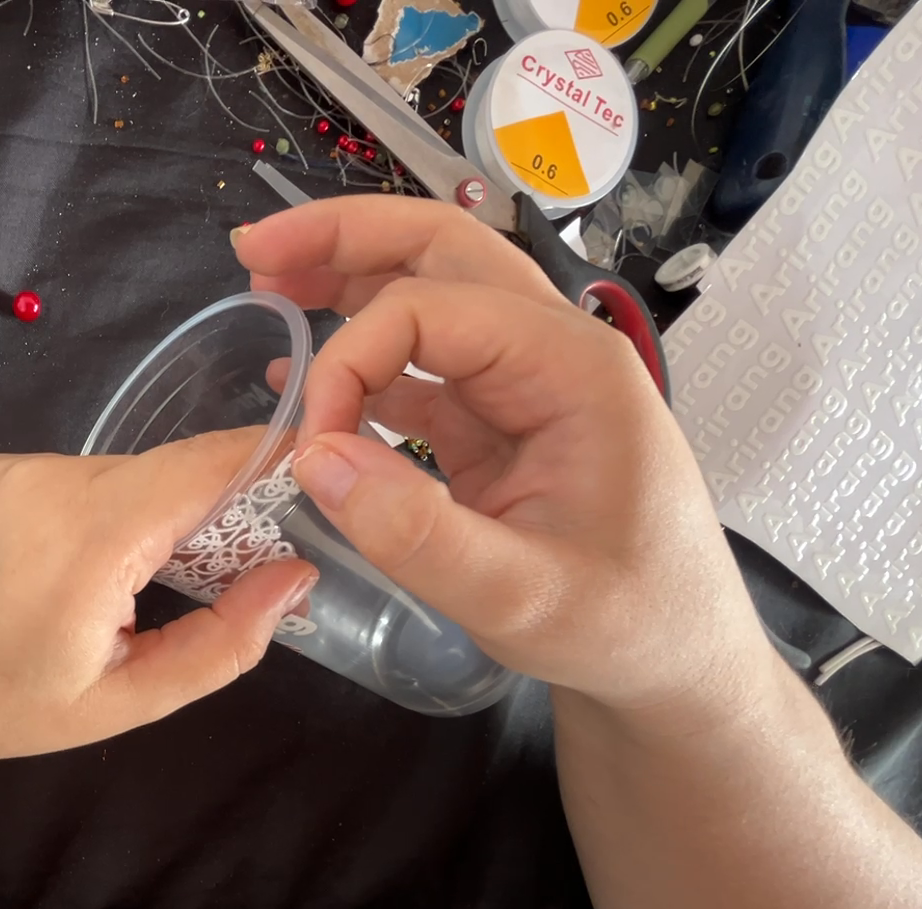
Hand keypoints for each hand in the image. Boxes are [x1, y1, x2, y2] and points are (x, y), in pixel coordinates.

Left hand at [0, 429, 317, 775]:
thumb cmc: (15, 707)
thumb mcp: (131, 700)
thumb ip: (224, 643)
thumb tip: (295, 577)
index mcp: (90, 544)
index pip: (200, 467)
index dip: (261, 459)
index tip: (305, 471)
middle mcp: (50, 483)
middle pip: (163, 471)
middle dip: (201, 508)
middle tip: (207, 568)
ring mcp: (12, 467)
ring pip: (119, 472)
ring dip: (142, 511)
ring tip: (119, 579)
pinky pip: (72, 474)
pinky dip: (94, 506)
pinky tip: (63, 559)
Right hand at [234, 196, 769, 710]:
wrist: (669, 656)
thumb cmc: (620, 624)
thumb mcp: (519, 597)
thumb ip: (418, 533)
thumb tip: (313, 459)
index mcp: (568, 369)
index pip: (430, 312)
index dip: (347, 365)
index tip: (310, 448)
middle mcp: (547, 352)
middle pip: (440, 251)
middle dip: (341, 239)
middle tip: (253, 250)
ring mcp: (518, 383)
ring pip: (427, 292)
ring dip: (344, 278)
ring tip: (268, 281)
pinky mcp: (491, 420)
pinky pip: (416, 365)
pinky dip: (354, 358)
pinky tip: (300, 369)